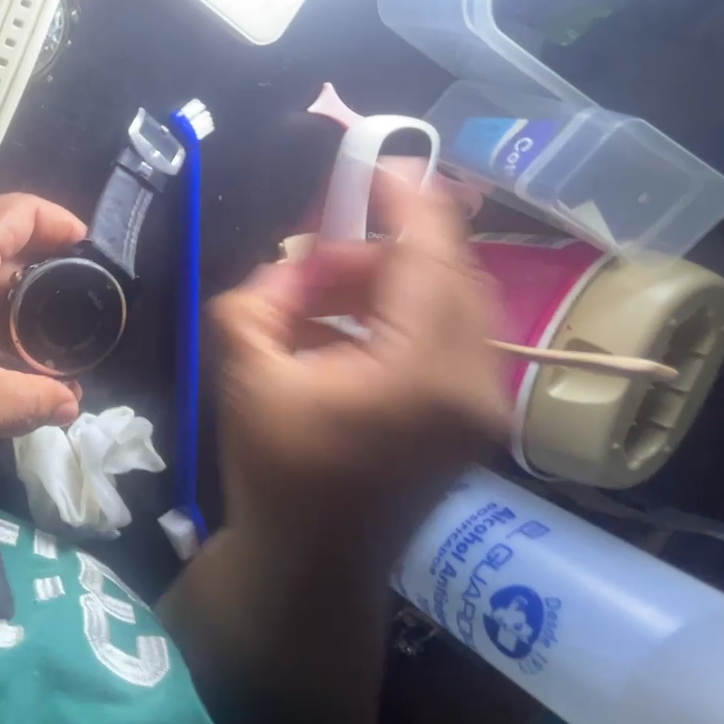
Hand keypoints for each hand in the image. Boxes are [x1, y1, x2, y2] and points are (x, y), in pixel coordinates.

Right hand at [210, 173, 508, 573]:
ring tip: (311, 299)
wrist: (309, 562)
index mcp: (426, 369)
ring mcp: (480, 404)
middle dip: (377, 251)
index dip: (405, 199)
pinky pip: (440, 340)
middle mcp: (476, 380)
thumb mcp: (243, 374)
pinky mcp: (467, 419)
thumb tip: (292, 266)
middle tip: (310, 253)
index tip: (371, 161)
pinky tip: (333, 337)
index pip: (433, 255)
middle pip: (444, 275)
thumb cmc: (273, 472)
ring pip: (444, 307)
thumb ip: (258, 299)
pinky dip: (390, 320)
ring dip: (381, 287)